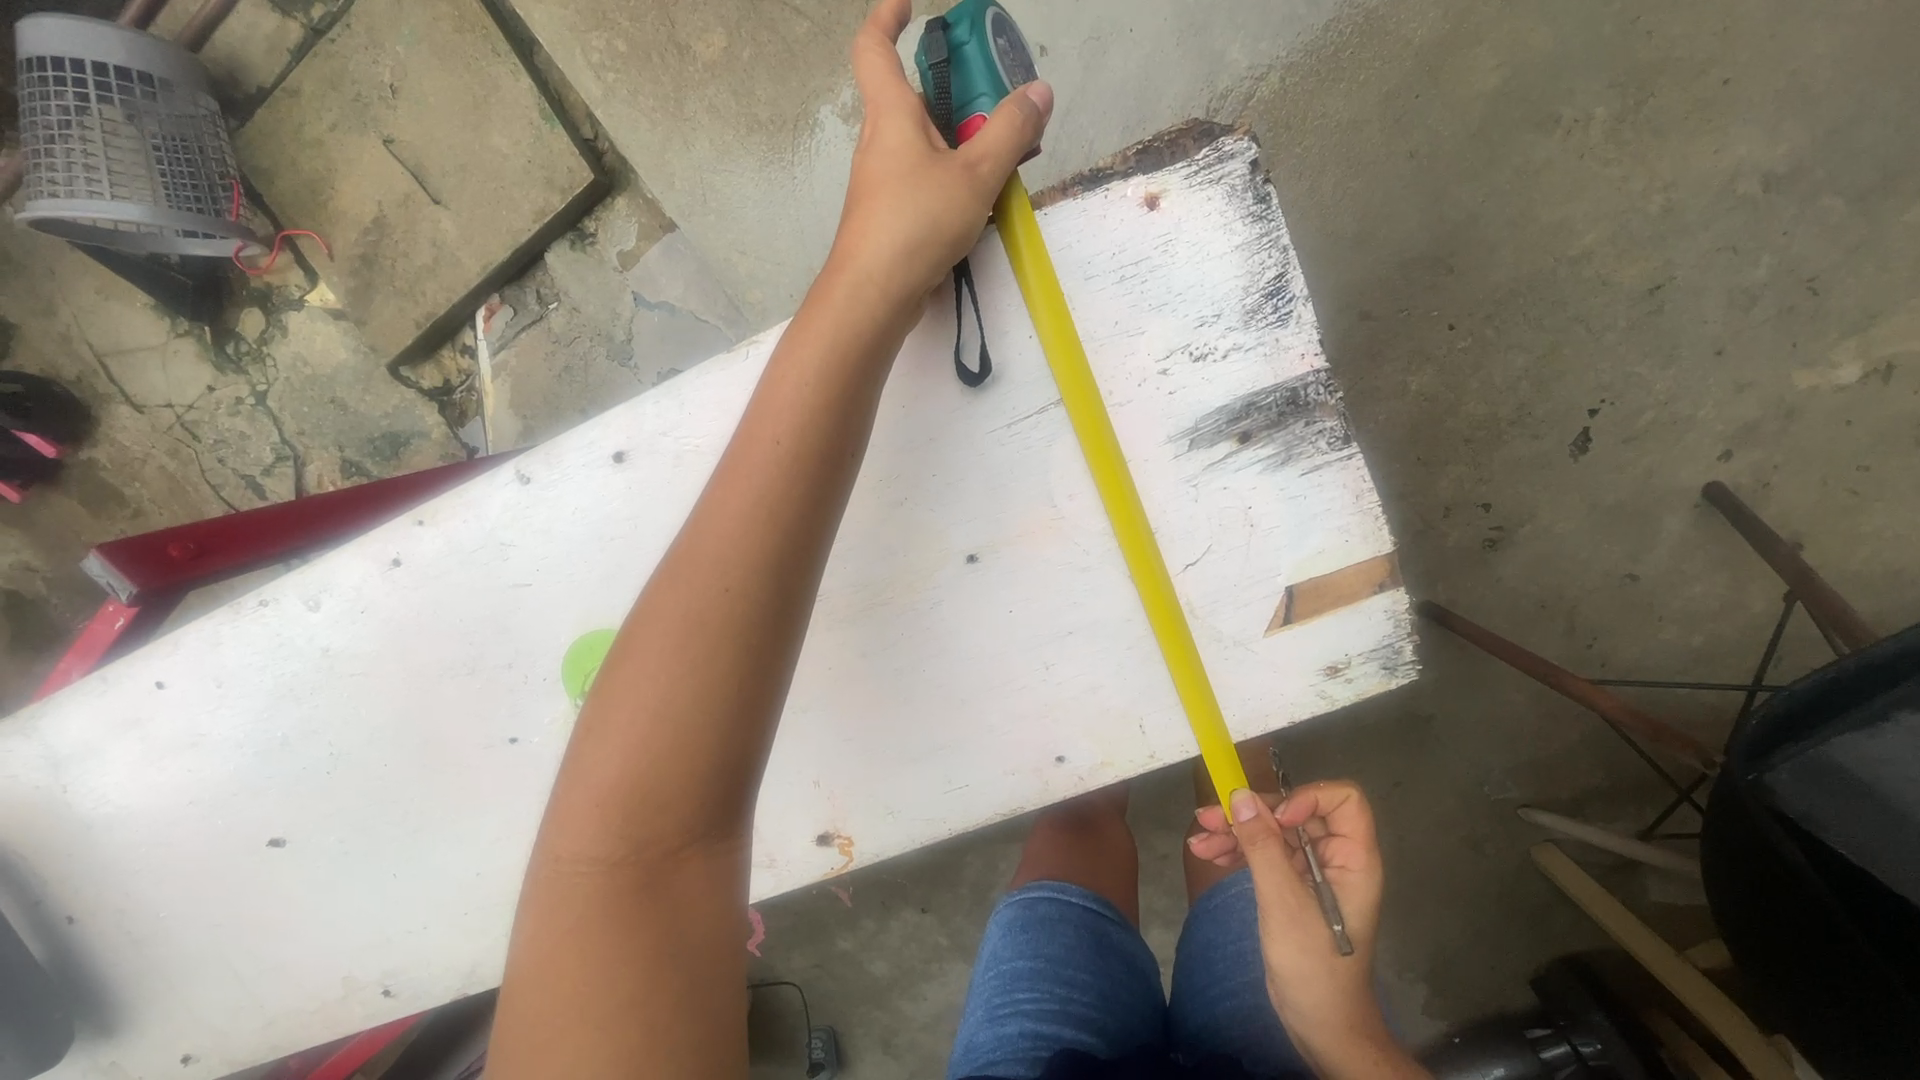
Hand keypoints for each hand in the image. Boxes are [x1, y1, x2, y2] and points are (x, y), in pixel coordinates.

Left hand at [824, 0, 1052, 310]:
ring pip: (921, 146)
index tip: (909, 5)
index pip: (874, 47)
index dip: (887, 17)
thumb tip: (1038, 92)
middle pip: (912, 100)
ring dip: (957, 143)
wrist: (873, 296)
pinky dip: (950, 180)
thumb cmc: (917, 223)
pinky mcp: (888, 219)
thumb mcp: (975, 174)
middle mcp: (879, 143)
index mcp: (891, 115)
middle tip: (995, 103)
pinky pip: (922, 183)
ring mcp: (881, 184)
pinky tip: (979, 206)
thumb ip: (1010, 133)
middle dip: (951, 93)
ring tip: (1001, 162)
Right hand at [1192, 782, 1421, 1077]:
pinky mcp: (1291, 887)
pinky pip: (1265, 854)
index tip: (1273, 818)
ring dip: (1236, 831)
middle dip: (1253, 812)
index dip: (1307, 798)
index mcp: (1353, 859)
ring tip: (1199, 836)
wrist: (1319, 1024)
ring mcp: (1312, 873)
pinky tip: (1208, 854)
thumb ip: (1263, 846)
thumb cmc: (1313, 965)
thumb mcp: (1284, 903)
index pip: (1343, 800)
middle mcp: (1335, 858)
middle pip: (1296, 812)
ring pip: (1274, 831)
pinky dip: (1237, 850)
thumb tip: (1240, 797)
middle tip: (1211, 816)